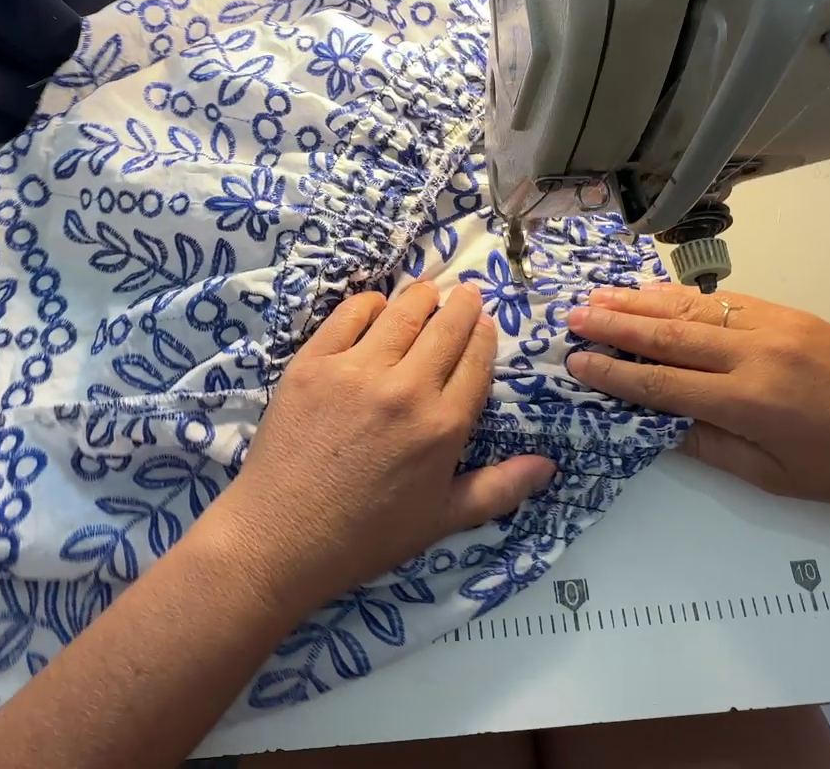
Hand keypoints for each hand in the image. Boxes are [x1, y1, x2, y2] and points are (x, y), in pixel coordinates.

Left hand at [203, 282, 557, 612]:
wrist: (280, 538)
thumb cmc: (366, 535)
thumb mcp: (442, 520)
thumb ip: (499, 488)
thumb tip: (549, 467)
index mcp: (443, 426)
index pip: (476, 360)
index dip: (483, 335)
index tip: (484, 324)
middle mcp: (406, 389)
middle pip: (446, 327)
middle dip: (462, 305)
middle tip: (465, 293)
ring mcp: (356, 371)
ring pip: (402, 312)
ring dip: (421, 296)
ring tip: (427, 291)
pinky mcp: (313, 363)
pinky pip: (349, 315)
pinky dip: (369, 303)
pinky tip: (376, 306)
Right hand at [563, 284, 829, 522]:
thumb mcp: (771, 477)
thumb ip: (706, 444)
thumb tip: (651, 421)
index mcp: (751, 403)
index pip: (663, 384)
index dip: (614, 375)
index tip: (575, 363)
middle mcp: (756, 354)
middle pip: (668, 335)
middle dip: (615, 326)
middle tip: (572, 317)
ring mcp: (775, 325)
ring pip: (692, 307)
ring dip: (640, 302)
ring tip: (598, 296)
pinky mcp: (790, 312)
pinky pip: (724, 298)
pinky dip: (682, 294)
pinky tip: (653, 292)